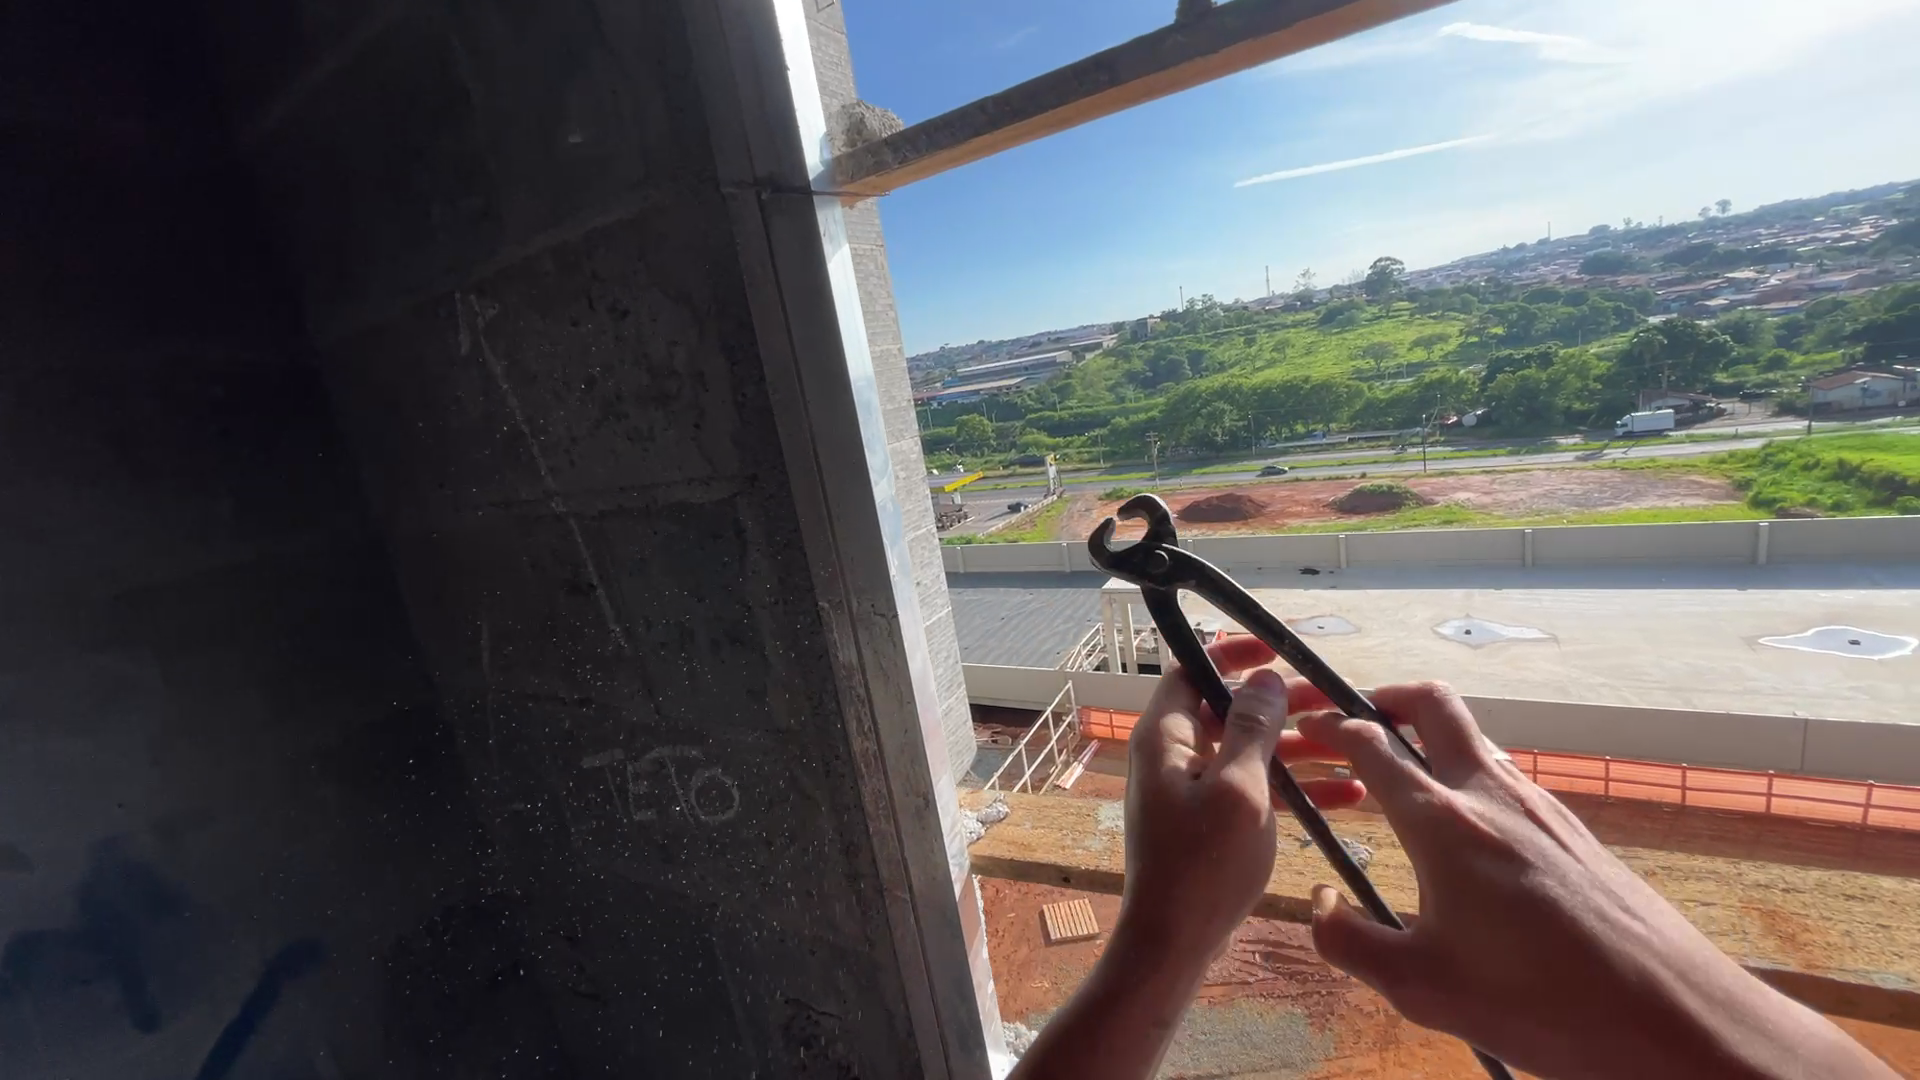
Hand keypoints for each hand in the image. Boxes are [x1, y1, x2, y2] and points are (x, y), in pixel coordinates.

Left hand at [1010, 636, 1363, 1079]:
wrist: (1173, 939)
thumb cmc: (1202, 862)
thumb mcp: (1238, 789)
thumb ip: (1250, 729)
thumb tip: (1263, 679)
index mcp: (1165, 734)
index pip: (1191, 670)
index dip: (1230, 653)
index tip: (1277, 648)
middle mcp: (1173, 752)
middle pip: (1227, 708)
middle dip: (1280, 703)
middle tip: (1335, 700)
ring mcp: (1191, 785)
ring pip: (1247, 749)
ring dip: (1296, 745)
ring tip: (1354, 742)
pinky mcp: (1210, 816)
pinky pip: (1253, 786)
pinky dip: (1292, 786)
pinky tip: (1349, 794)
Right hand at [1297, 683, 1895, 1079]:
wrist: (1692, 1030)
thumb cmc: (1546, 1005)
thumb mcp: (1423, 988)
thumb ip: (1349, 941)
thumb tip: (1318, 903)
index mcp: (1441, 821)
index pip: (1369, 741)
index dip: (1328, 725)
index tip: (1303, 728)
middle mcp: (1488, 793)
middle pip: (1431, 702)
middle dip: (1383, 697)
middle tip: (1356, 722)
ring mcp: (1538, 805)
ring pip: (1471, 734)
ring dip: (1426, 735)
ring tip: (1400, 777)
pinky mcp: (1572, 828)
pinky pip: (1502, 772)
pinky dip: (1463, 772)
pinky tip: (1462, 828)